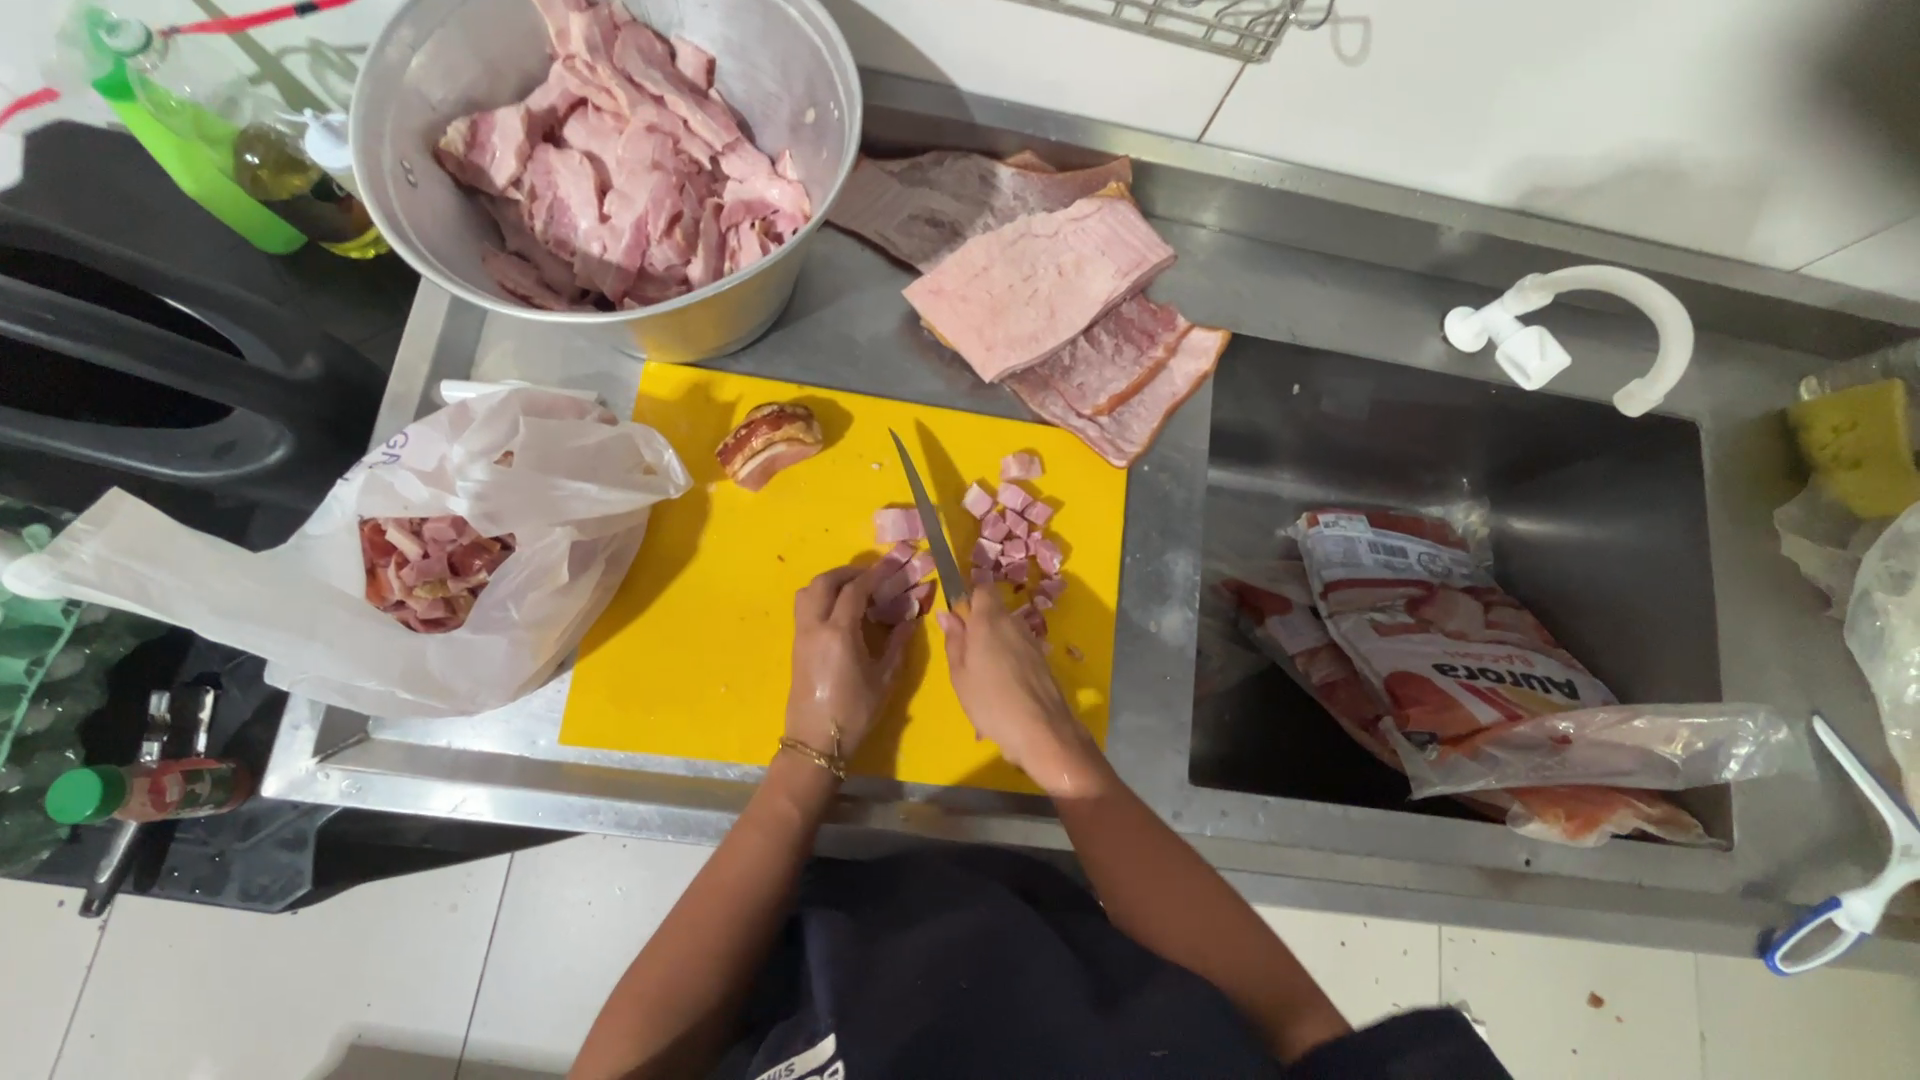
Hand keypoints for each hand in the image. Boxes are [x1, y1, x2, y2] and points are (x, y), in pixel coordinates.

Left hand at [785, 561, 911, 763]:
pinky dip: (821, 597)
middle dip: (848, 572)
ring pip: (808, 591)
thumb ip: (898, 642)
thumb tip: (910, 616)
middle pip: (824, 582)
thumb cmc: (855, 712)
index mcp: (839, 633)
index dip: (874, 574)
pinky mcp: (796, 644)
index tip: (891, 566)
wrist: (816, 741)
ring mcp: (801, 634)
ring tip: (853, 589)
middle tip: (870, 576)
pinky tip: (841, 610)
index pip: (855, 590)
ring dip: (830, 582)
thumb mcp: (884, 678)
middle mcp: (815, 626)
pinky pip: (804, 607)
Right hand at [936, 597, 1111, 798]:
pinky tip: (1003, 689)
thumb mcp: (959, 673)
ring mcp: (1032, 641)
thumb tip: (948, 614)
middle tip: (965, 655)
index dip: (970, 597)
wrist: (1041, 730)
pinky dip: (1009, 661)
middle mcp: (1013, 623)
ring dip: (995, 645)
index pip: (983, 588)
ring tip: (983, 678)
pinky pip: (1019, 650)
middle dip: (980, 625)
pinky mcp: (1043, 660)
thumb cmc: (989, 701)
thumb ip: (954, 640)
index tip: (958, 618)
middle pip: (995, 611)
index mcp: (989, 620)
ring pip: (1007, 631)